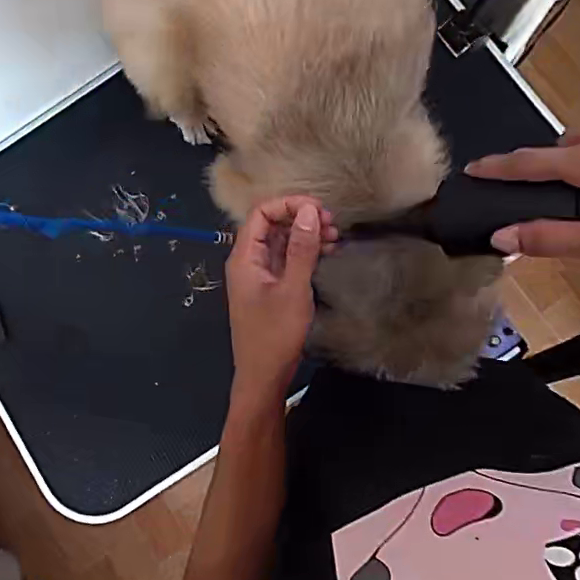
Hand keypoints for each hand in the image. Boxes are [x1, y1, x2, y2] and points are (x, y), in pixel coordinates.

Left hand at [224, 195, 337, 399]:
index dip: (289, 204)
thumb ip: (301, 249)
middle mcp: (249, 262)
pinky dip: (306, 253)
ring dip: (306, 235)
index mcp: (244, 258)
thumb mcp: (293, 289)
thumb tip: (310, 212)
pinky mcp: (271, 288)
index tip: (319, 209)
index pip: (261, 213)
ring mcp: (260, 275)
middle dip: (301, 218)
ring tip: (335, 237)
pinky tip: (327, 253)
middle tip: (332, 223)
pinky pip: (287, 260)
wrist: (264, 375)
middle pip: (272, 225)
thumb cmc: (274, 335)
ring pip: (282, 242)